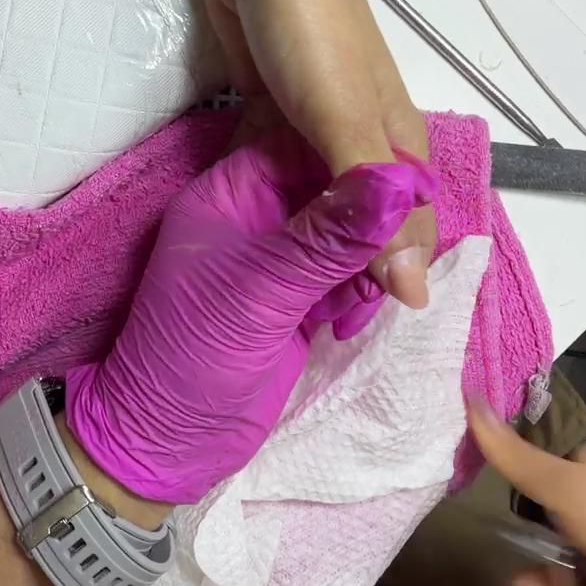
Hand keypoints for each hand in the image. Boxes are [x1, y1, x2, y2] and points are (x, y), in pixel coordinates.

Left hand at [66, 132, 427, 503]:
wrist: (177, 438)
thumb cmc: (199, 350)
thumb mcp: (266, 286)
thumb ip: (333, 235)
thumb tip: (400, 180)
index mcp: (234, 188)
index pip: (307, 147)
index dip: (359, 163)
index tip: (408, 190)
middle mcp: (259, 211)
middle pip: (336, 190)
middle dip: (369, 225)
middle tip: (389, 263)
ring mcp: (281, 254)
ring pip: (350, 234)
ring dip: (368, 263)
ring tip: (367, 299)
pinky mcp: (300, 293)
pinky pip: (348, 273)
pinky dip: (360, 291)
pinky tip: (351, 319)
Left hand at [170, 0, 437, 309]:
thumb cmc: (308, 24)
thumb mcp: (342, 114)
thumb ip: (371, 198)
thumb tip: (413, 292)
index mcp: (397, 151)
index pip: (404, 244)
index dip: (378, 293)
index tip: (337, 340)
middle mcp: (363, 147)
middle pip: (359, 229)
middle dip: (335, 277)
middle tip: (292, 329)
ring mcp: (316, 130)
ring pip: (316, 205)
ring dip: (299, 244)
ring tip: (266, 298)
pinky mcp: (275, 115)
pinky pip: (277, 175)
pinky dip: (266, 204)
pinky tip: (244, 237)